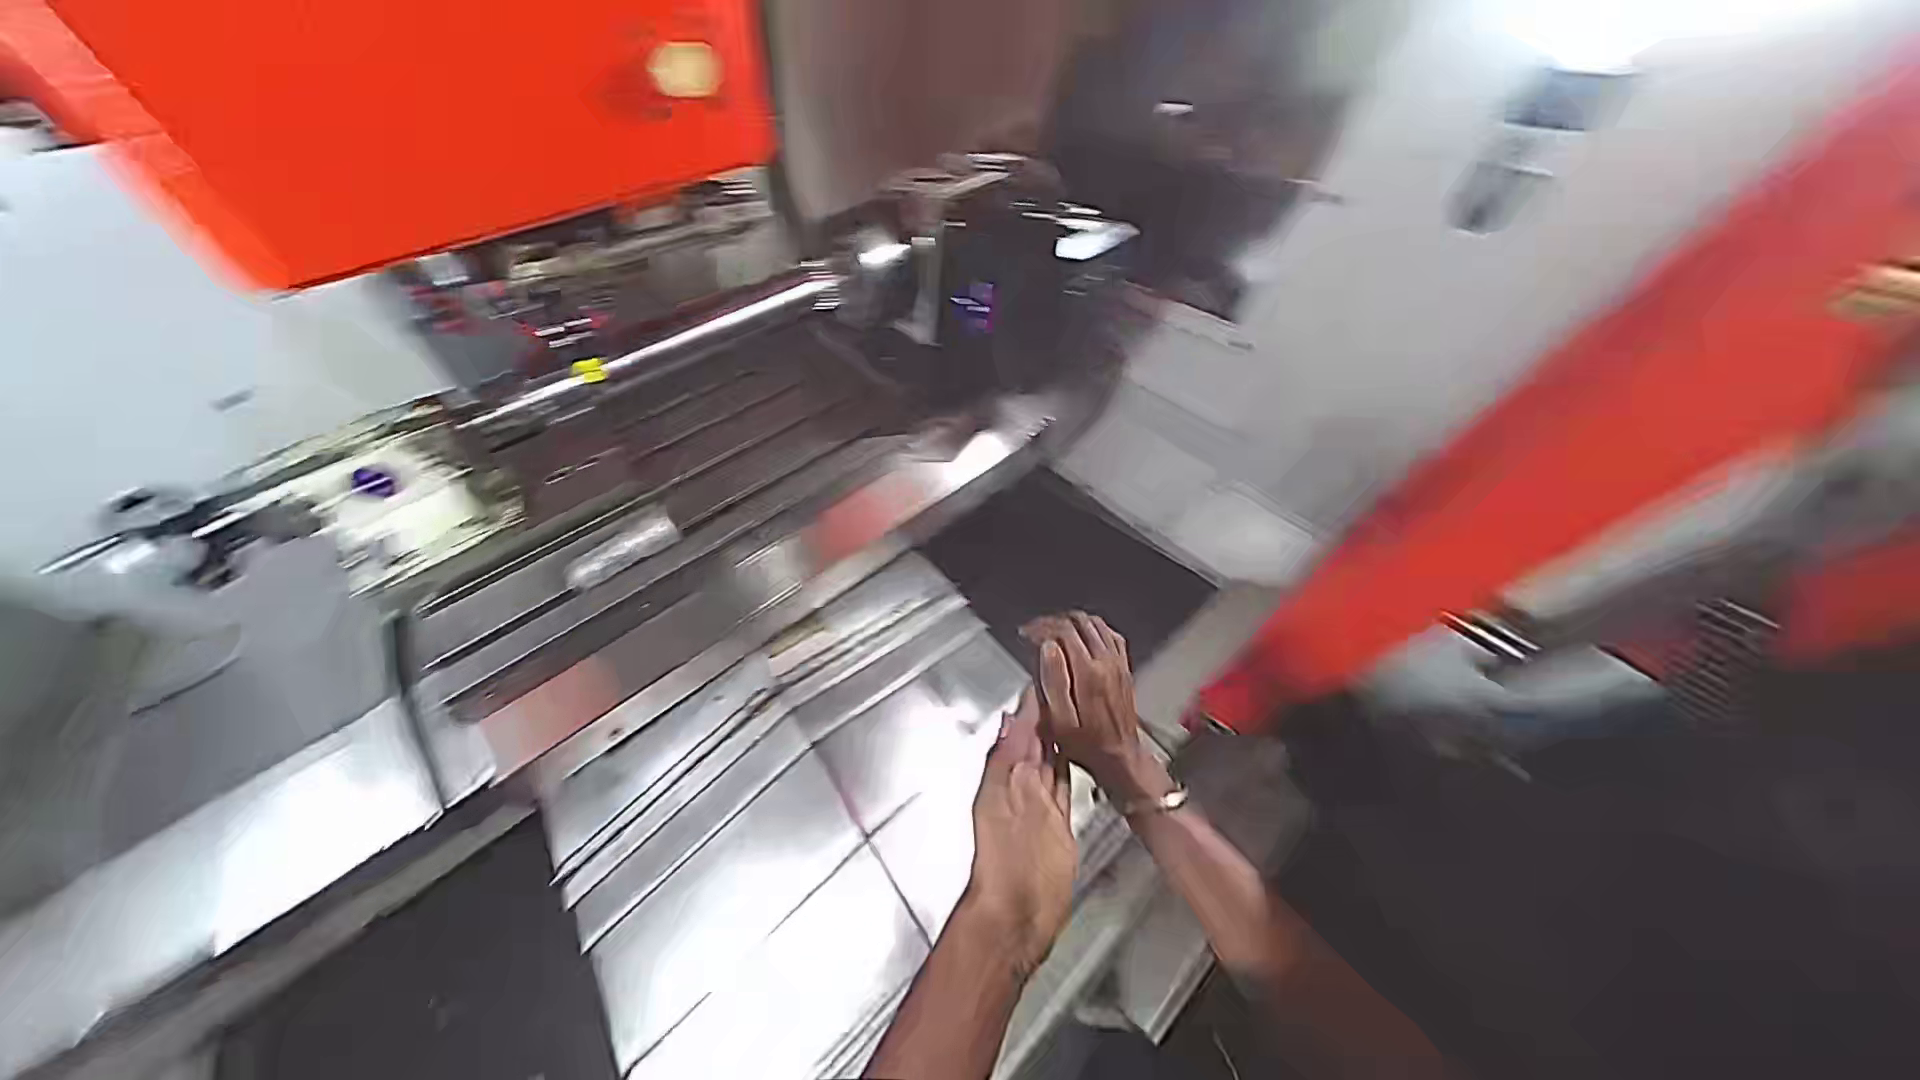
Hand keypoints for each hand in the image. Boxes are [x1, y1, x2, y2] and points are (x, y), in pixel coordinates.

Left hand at [960, 686, 1075, 977]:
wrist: (1017, 915)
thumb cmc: (1006, 860)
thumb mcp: (1002, 800)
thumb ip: (1007, 758)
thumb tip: (1010, 719)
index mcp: (1006, 773)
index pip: (1022, 727)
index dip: (1033, 703)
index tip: (1047, 675)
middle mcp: (1023, 783)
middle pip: (1037, 739)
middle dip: (1048, 712)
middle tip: (1067, 682)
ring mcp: (1041, 803)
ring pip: (1051, 757)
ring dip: (1060, 734)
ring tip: (1075, 707)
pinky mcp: (1060, 822)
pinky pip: (1064, 783)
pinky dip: (1069, 765)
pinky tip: (1076, 751)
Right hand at [1021, 611, 1172, 807]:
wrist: (1120, 756)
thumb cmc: (1087, 745)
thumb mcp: (1059, 721)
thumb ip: (1052, 681)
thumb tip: (1046, 649)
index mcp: (1088, 673)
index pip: (1063, 631)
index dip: (1040, 627)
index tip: (1026, 633)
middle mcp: (1106, 663)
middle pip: (1078, 622)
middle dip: (1052, 621)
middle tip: (1036, 630)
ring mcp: (1117, 663)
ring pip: (1095, 624)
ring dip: (1071, 622)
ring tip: (1053, 630)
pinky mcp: (1123, 667)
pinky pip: (1110, 634)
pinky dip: (1092, 628)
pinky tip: (1081, 635)